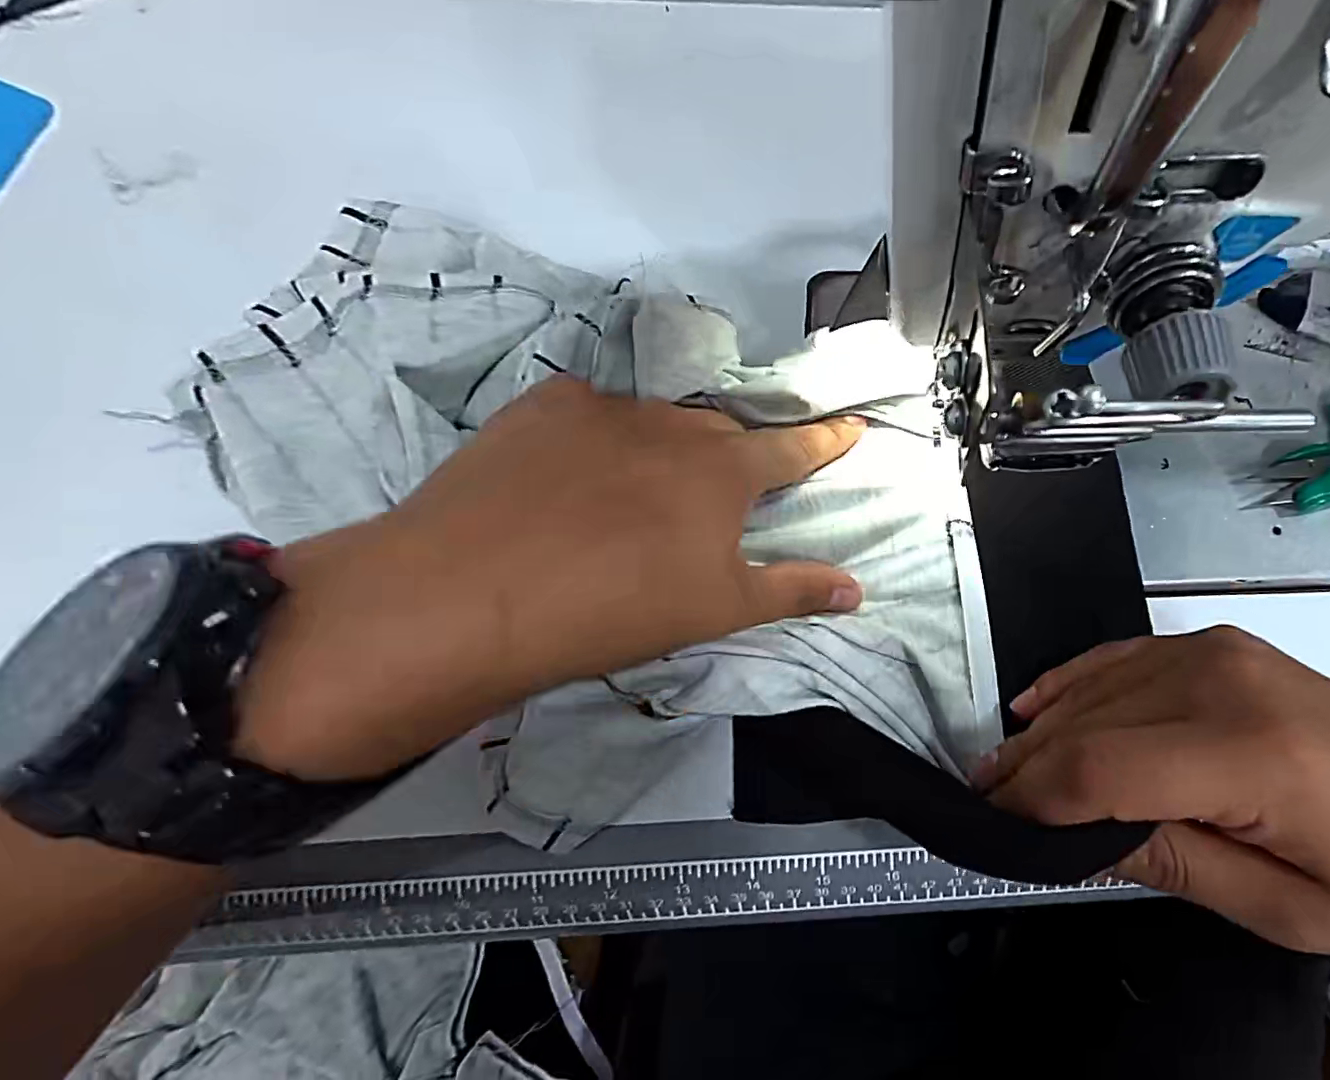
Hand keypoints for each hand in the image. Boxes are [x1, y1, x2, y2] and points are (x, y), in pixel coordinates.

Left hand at [232, 377, 865, 779]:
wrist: (471, 597)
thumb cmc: (619, 608)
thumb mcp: (722, 608)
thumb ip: (795, 590)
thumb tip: (858, 590)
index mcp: (724, 471)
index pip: (793, 449)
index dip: (826, 440)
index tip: (851, 425)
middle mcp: (673, 426)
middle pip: (724, 433)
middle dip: (740, 454)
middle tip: (732, 487)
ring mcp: (604, 409)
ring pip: (659, 421)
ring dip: (669, 448)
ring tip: (647, 490)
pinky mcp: (541, 408)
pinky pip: (593, 413)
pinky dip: (604, 437)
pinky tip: (580, 470)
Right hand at [980, 627, 1329, 956]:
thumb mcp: (1280, 908)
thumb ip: (1169, 862)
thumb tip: (1076, 838)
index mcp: (1253, 757)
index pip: (1106, 771)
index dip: (1039, 797)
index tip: (1000, 822)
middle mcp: (1228, 684)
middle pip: (1092, 724)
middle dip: (1030, 765)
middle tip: (988, 799)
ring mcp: (1221, 653)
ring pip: (1098, 688)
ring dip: (1045, 728)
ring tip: (1005, 764)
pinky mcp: (1219, 644)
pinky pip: (1125, 657)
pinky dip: (1076, 681)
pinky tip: (1040, 703)